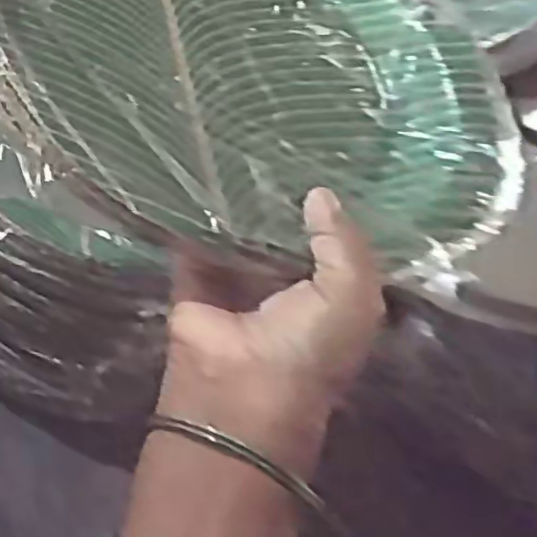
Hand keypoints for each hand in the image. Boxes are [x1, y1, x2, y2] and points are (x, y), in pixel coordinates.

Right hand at [155, 188, 384, 474]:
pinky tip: (185, 187)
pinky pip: (187, 244)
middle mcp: (280, 288)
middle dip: (271, 205)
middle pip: (276, 238)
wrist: (238, 378)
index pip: (329, 248)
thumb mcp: (351, 298)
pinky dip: (185, 222)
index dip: (326, 215)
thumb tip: (319, 193)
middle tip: (263, 158)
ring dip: (227, 211)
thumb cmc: (308, 344)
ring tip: (223, 162)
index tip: (314, 171)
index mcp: (328, 297)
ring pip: (231, 238)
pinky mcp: (189, 279)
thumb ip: (343, 246)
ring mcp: (231, 284)